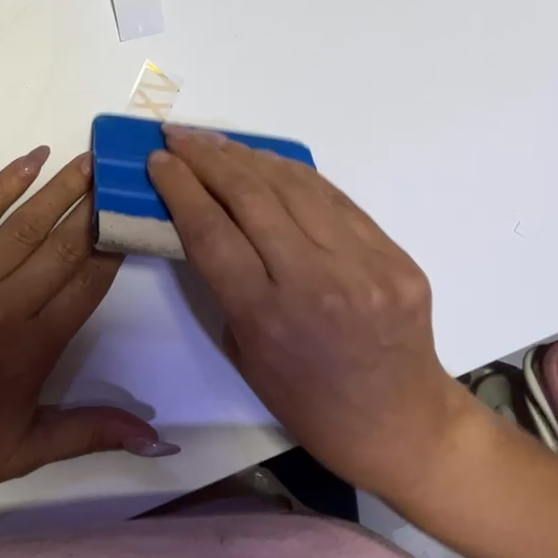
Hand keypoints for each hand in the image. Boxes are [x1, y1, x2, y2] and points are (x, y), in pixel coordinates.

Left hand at [0, 147, 172, 545]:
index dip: (115, 250)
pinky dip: (2, 185)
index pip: (88, 285)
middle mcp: (7, 305)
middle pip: (63, 247)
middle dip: (96, 209)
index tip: (137, 218)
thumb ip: (91, 432)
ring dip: (60, 188)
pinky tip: (28, 160)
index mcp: (35, 348)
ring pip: (25, 224)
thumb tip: (159, 437)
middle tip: (123, 175)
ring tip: (89, 161)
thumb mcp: (24, 452)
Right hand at [147, 126, 478, 501]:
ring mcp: (364, 266)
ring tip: (216, 141)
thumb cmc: (304, 398)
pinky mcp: (395, 257)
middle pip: (249, 196)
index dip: (178, 185)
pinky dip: (293, 173)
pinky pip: (334, 199)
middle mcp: (316, 282)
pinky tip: (267, 161)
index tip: (157, 159)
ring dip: (247, 155)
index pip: (211, 229)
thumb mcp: (242, 347)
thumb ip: (224, 280)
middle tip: (178, 135)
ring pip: (294, 186)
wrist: (399, 422)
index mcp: (267, 315)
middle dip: (206, 157)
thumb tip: (203, 213)